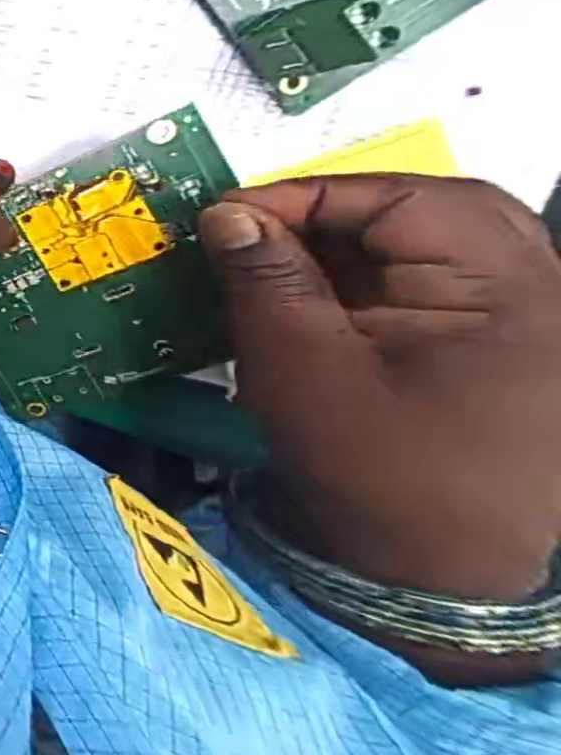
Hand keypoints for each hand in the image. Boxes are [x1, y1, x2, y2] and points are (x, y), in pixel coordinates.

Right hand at [199, 176, 560, 608]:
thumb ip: (264, 279)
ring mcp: (520, 319)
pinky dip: (349, 276)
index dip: (310, 195)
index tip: (224, 216)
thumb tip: (225, 215)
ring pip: (423, 243)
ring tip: (261, 261)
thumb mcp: (298, 363)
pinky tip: (296, 295)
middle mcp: (538, 293)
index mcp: (516, 294)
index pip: (413, 201)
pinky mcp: (487, 343)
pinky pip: (418, 282)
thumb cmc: (366, 461)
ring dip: (335, 242)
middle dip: (326, 211)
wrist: (423, 559)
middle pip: (430, 212)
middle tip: (244, 230)